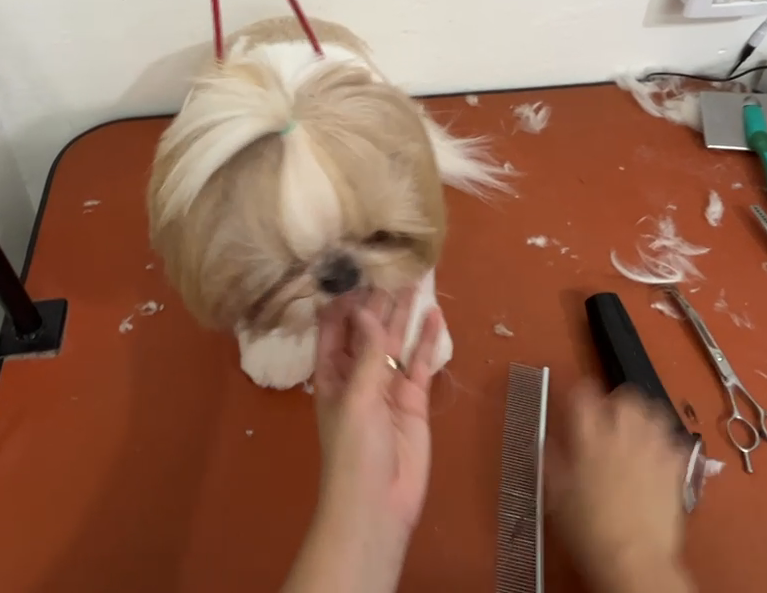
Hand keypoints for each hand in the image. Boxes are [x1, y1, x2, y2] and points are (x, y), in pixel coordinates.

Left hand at [281, 290, 443, 592]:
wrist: (378, 506)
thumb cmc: (353, 451)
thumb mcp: (354, 399)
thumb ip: (366, 354)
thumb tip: (368, 311)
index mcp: (331, 370)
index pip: (335, 324)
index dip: (345, 297)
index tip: (356, 265)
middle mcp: (358, 370)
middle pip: (369, 326)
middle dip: (379, 296)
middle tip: (394, 260)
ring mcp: (387, 384)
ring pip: (397, 339)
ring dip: (406, 311)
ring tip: (418, 276)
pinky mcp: (413, 400)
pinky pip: (420, 364)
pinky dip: (427, 340)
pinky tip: (435, 315)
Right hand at [547, 383, 693, 592]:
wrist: (633, 560)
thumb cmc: (589, 529)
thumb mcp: (557, 492)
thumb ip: (552, 459)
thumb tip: (547, 440)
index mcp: (588, 437)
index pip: (584, 395)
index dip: (580, 392)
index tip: (578, 399)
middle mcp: (622, 437)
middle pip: (625, 397)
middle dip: (617, 399)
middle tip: (610, 412)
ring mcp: (652, 451)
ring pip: (654, 413)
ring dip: (644, 415)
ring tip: (637, 426)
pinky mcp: (675, 470)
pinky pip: (677, 442)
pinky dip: (668, 442)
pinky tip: (659, 452)